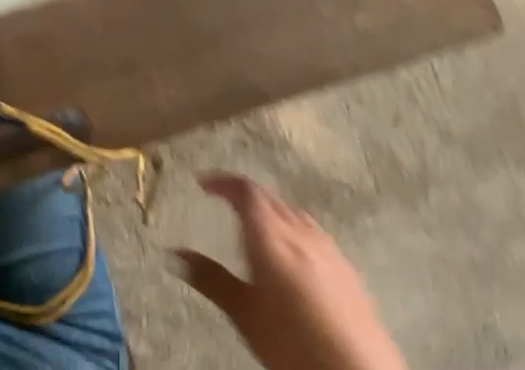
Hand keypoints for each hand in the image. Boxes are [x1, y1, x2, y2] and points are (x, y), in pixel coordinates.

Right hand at [176, 173, 406, 369]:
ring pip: (295, 215)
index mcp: (271, 237)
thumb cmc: (293, 343)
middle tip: (223, 202)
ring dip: (272, 211)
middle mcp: (301, 234)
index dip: (223, 182)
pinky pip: (315, 235)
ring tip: (256, 226)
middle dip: (245, 195)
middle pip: (271, 199)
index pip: (246, 191)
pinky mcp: (350, 272)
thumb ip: (210, 279)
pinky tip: (294, 256)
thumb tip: (174, 254)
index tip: (203, 184)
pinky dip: (294, 230)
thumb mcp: (244, 313)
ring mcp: (330, 251)